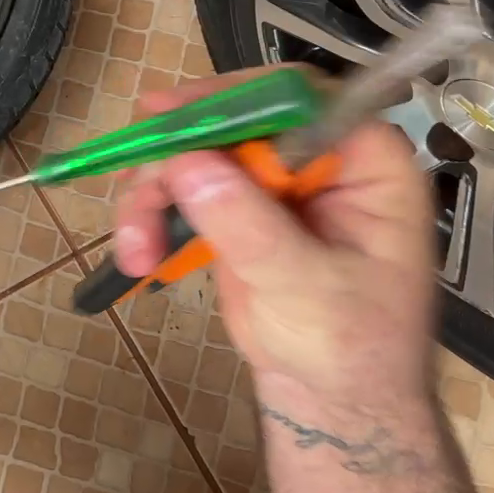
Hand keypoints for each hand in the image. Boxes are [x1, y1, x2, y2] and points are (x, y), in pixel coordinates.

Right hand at [112, 75, 437, 404]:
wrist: (327, 395)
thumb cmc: (350, 347)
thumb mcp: (306, 286)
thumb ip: (249, 225)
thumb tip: (186, 165)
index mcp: (360, 163)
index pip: (299, 100)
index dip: (236, 97)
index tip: (174, 111)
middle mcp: (309, 160)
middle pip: (227, 121)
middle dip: (174, 154)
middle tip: (133, 179)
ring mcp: (263, 183)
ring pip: (189, 154)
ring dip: (150, 195)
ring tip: (136, 249)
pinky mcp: (227, 206)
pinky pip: (175, 187)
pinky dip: (148, 214)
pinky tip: (139, 254)